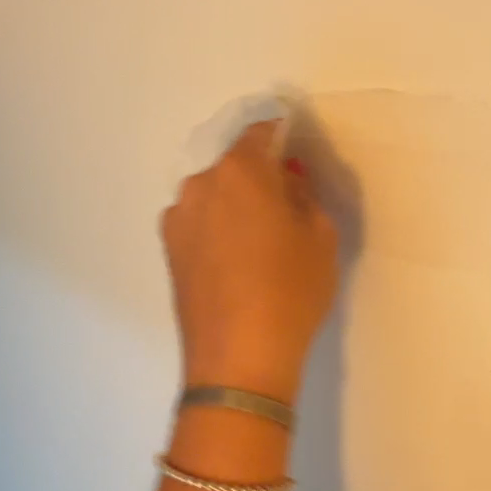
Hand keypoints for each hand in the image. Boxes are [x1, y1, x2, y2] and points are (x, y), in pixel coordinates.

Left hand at [162, 120, 338, 402]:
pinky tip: (238, 264)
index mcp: (239, 171)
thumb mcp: (321, 237)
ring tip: (261, 244)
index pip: (260, 133)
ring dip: (236, 206)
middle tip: (287, 208)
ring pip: (214, 197)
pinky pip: (201, 225)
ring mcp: (178, 220)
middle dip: (259, 178)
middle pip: (234, 167)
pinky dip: (218, 232)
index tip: (296, 152)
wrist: (239, 357)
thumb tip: (287, 179)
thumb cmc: (290, 290)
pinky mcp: (169, 253)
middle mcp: (200, 185)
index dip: (281, 137)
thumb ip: (305, 194)